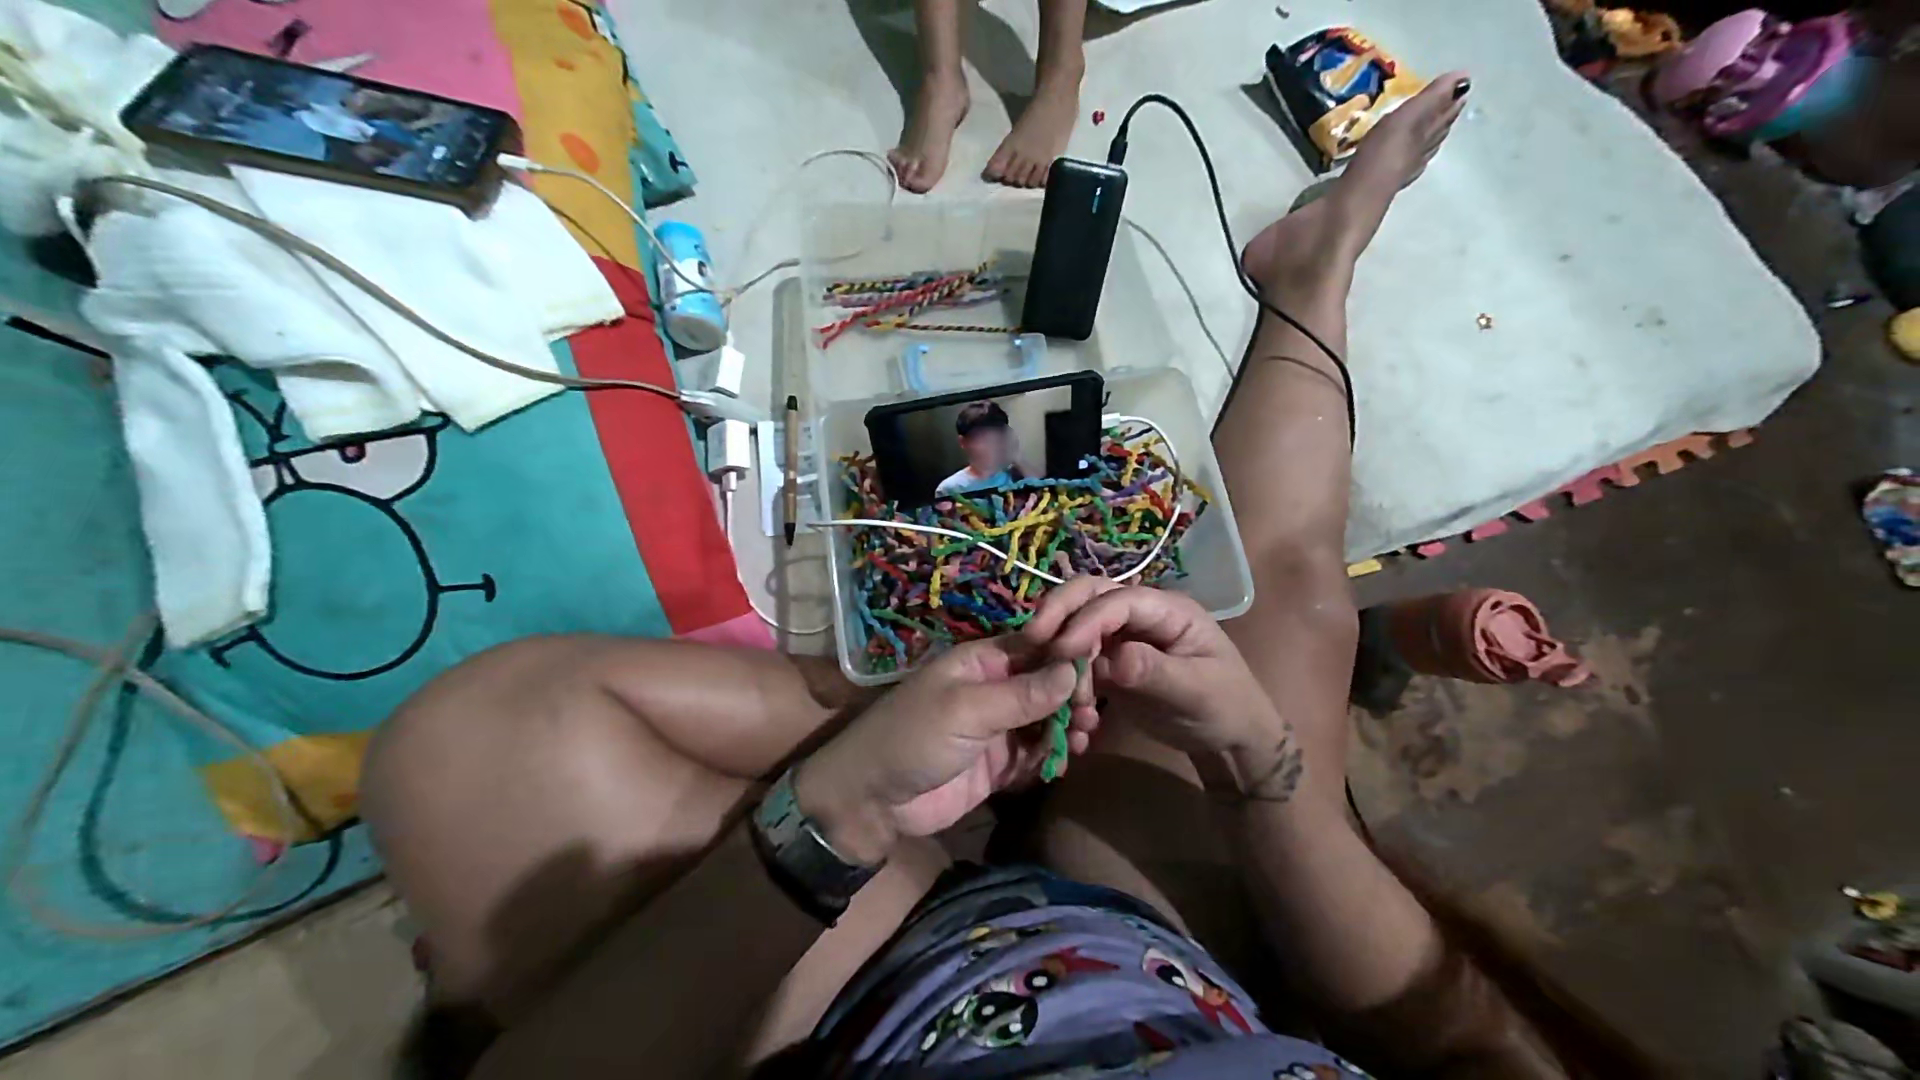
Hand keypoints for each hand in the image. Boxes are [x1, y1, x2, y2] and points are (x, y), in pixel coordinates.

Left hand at [792, 639, 1090, 864]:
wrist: (872, 798)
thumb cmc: (914, 737)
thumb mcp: (968, 709)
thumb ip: (1022, 693)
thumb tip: (1074, 669)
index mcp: (981, 662)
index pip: (1035, 647)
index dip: (1067, 656)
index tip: (1098, 671)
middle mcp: (993, 689)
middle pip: (1045, 684)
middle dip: (1070, 694)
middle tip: (1088, 715)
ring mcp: (995, 727)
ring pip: (1044, 719)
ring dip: (1066, 725)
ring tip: (1083, 736)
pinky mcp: (997, 764)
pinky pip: (1034, 753)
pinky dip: (1052, 754)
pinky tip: (1067, 759)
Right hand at [1024, 580, 1313, 804]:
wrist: (1228, 739)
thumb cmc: (1226, 707)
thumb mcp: (1198, 690)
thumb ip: (1156, 672)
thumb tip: (1113, 661)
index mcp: (1166, 609)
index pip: (1118, 601)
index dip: (1087, 619)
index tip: (1062, 650)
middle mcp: (1138, 614)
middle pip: (1088, 595)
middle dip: (1059, 612)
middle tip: (1032, 640)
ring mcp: (1121, 636)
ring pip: (1075, 624)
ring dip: (1059, 650)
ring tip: (1057, 689)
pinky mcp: (1108, 660)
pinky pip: (1076, 658)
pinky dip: (1065, 675)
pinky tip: (1066, 704)